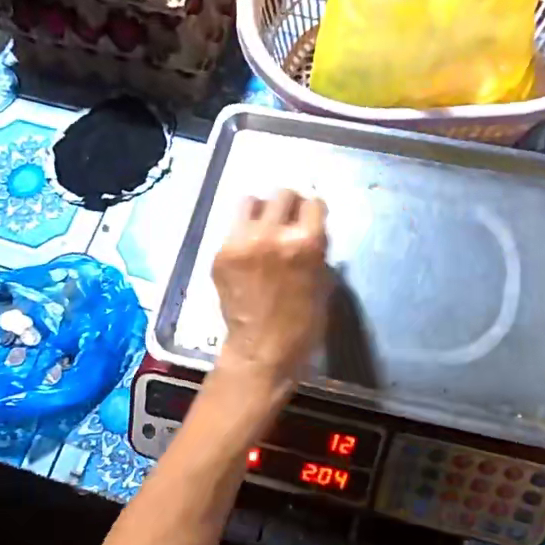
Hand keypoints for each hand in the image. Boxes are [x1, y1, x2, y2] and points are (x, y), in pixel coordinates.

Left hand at [211, 189, 329, 394]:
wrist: (262, 350)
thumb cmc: (302, 324)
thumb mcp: (323, 283)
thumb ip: (316, 250)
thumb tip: (309, 230)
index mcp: (305, 242)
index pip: (313, 203)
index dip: (314, 211)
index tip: (310, 219)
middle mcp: (272, 234)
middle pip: (282, 194)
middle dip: (289, 205)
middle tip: (288, 221)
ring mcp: (242, 243)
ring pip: (250, 201)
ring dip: (261, 212)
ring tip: (263, 229)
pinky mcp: (221, 254)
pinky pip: (233, 229)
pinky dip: (243, 235)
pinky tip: (248, 253)